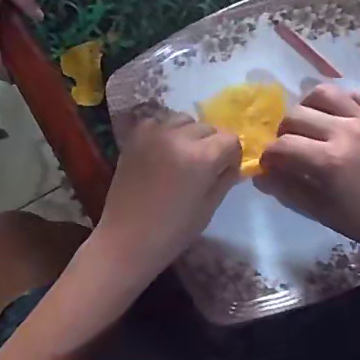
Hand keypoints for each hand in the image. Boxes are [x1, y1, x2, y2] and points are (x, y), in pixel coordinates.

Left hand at [93, 112, 242, 278]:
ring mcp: (154, 134)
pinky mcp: (135, 137)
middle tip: (203, 167)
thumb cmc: (173, 231)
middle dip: (211, 144)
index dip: (232, 155)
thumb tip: (233, 164)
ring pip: (183, 120)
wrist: (126, 238)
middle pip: (207, 128)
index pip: (230, 139)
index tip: (225, 170)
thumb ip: (225, 179)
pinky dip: (164, 133)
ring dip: (188, 134)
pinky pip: (158, 123)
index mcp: (202, 157)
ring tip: (182, 157)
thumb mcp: (209, 207)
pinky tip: (162, 152)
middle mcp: (179, 137)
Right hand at [256, 84, 359, 267]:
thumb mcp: (322, 212)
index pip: (282, 145)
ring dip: (308, 107)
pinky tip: (339, 118)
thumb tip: (261, 175)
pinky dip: (342, 101)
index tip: (269, 166)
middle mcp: (345, 132)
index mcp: (329, 161)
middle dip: (284, 133)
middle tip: (289, 149)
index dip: (268, 156)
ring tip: (310, 125)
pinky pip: (355, 93)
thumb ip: (288, 189)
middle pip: (296, 115)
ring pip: (323, 93)